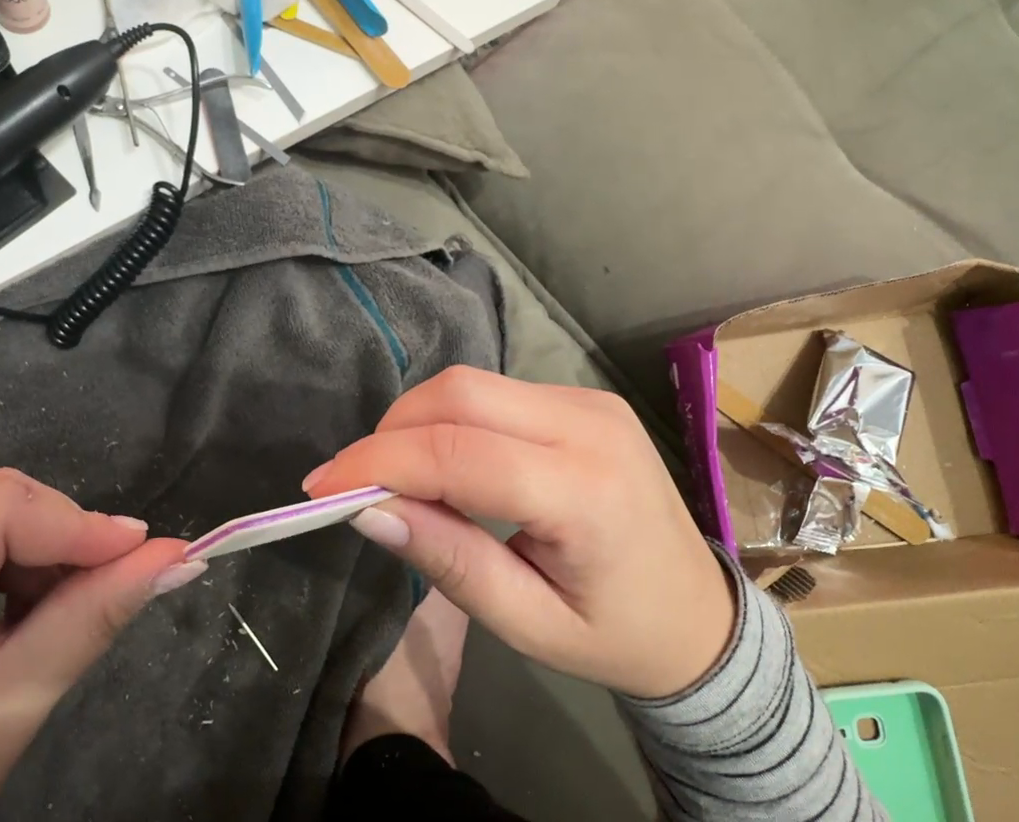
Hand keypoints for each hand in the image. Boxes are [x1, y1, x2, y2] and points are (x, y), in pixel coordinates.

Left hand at [0, 468, 204, 821]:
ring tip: (64, 595)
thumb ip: (95, 615)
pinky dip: (5, 548)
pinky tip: (22, 593)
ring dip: (36, 540)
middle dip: (60, 532)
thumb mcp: (17, 701)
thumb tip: (175, 555)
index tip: (142, 548)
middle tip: (113, 574)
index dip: (76, 521)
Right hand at [303, 368, 733, 698]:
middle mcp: (590, 426)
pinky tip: (435, 459)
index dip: (378, 463)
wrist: (700, 615)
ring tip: (388, 475)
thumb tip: (367, 510)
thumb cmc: (615, 635)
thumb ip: (448, 560)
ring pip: (470, 383)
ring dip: (414, 421)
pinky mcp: (582, 397)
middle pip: (460, 394)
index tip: (319, 488)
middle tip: (350, 482)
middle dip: (389, 431)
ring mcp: (589, 402)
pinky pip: (493, 391)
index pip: (458, 453)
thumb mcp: (527, 623)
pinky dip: (447, 418)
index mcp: (585, 492)